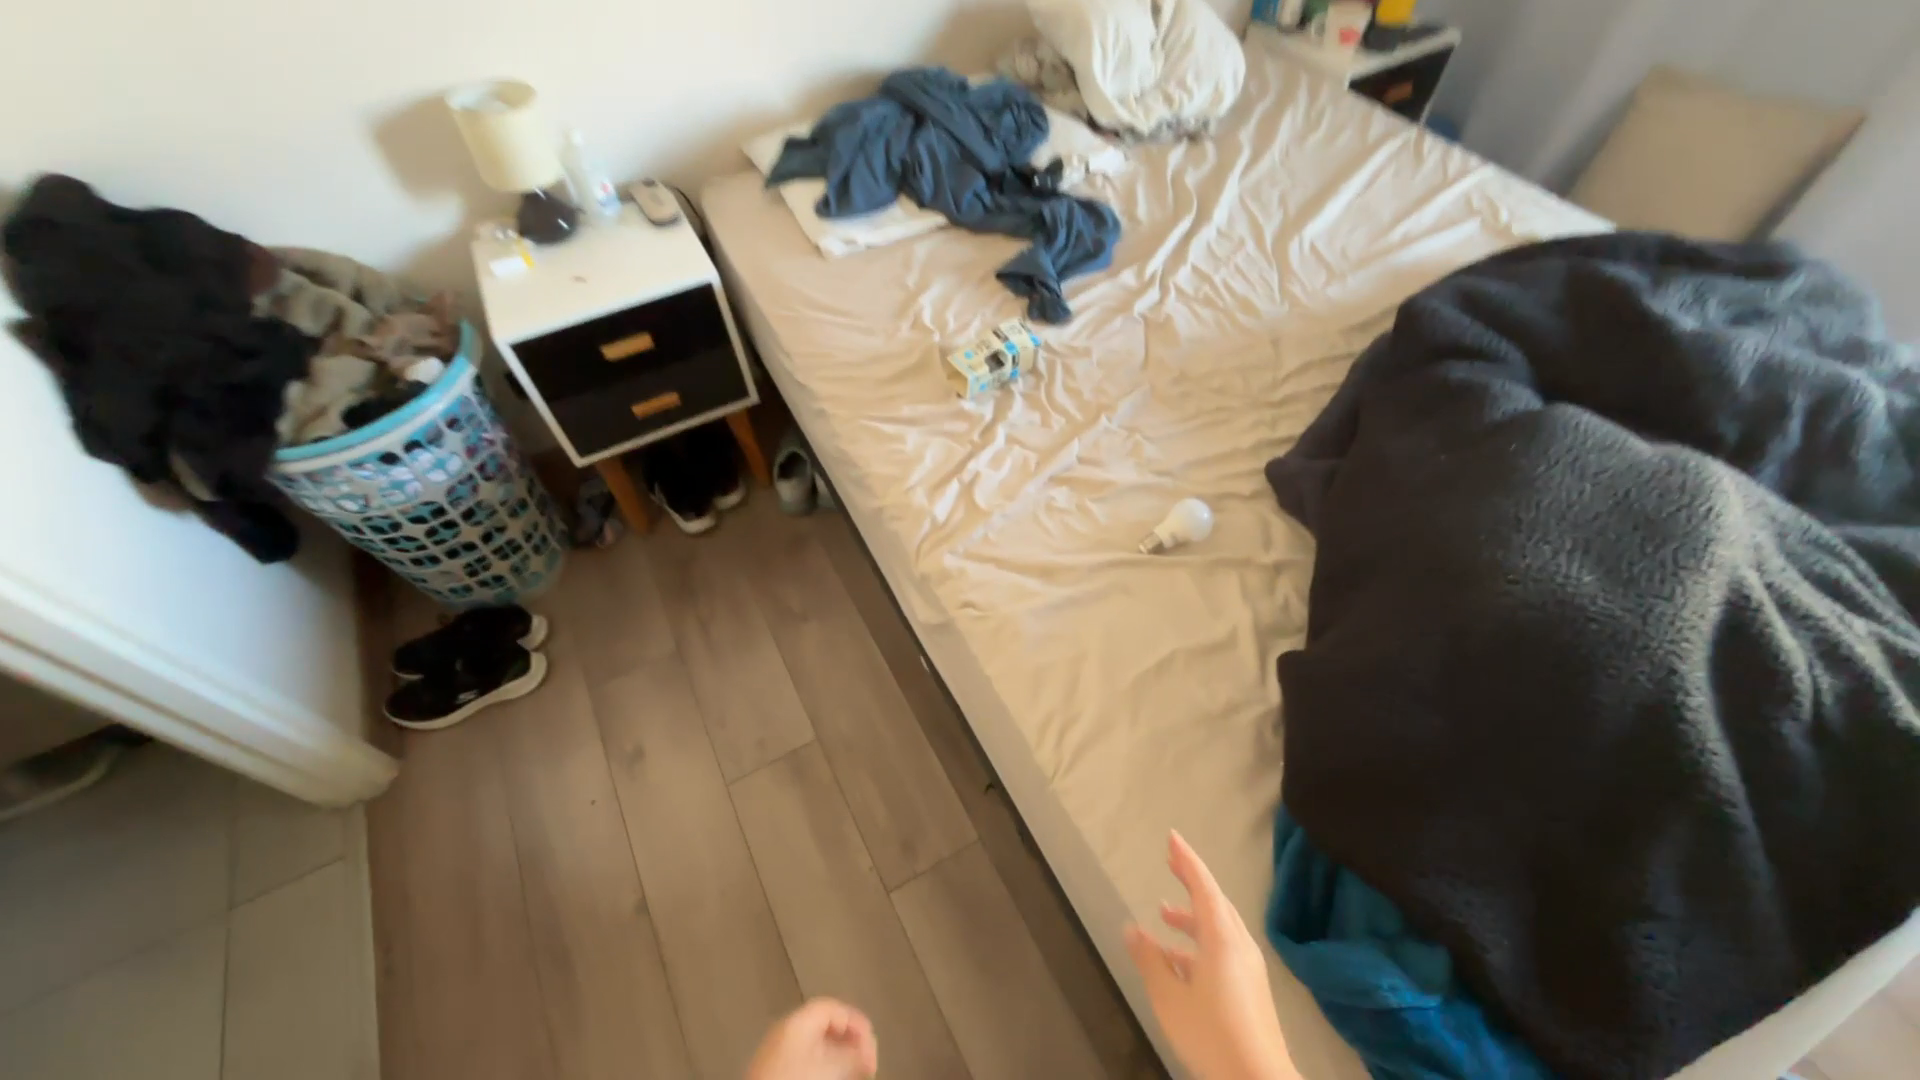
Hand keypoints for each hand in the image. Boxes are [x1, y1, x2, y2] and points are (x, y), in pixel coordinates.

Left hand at [746, 998, 877, 1079]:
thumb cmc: (794, 1077)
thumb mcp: (831, 1064)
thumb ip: (854, 1053)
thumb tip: (867, 1050)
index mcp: (797, 1017)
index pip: (833, 1006)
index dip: (856, 1020)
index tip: (870, 1037)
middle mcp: (785, 1026)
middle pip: (824, 1024)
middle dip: (848, 1039)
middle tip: (864, 1056)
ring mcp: (775, 1047)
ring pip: (815, 1042)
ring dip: (837, 1053)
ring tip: (852, 1069)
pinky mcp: (771, 1066)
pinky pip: (804, 1056)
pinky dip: (822, 1062)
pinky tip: (831, 1074)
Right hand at [1125, 831, 1299, 1079]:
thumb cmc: (1212, 1034)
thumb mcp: (1170, 998)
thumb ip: (1150, 959)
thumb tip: (1132, 928)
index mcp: (1222, 939)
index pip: (1204, 886)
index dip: (1187, 860)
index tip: (1171, 837)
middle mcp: (1239, 945)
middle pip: (1215, 902)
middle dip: (1191, 880)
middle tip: (1170, 861)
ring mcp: (1248, 967)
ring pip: (1219, 927)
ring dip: (1192, 915)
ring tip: (1164, 914)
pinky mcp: (1250, 987)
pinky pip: (1223, 948)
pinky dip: (1199, 941)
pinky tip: (1178, 960)